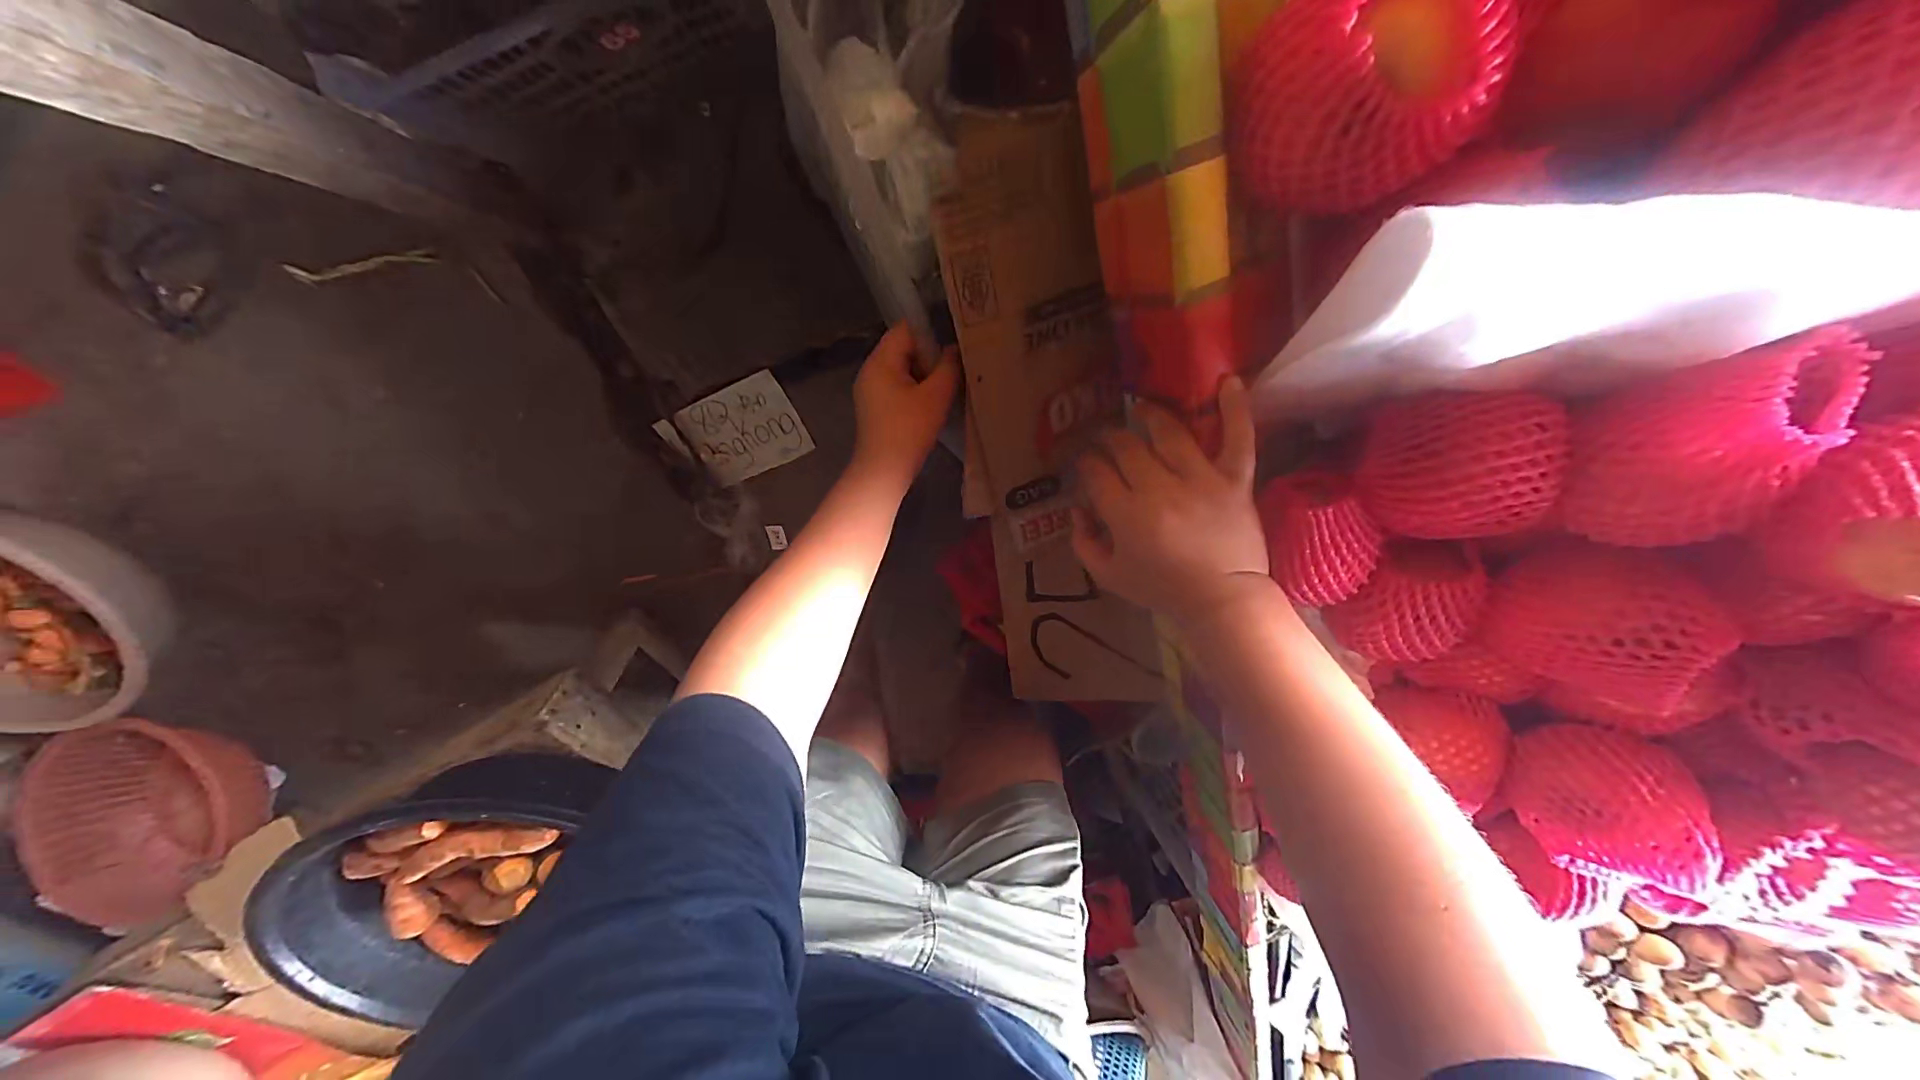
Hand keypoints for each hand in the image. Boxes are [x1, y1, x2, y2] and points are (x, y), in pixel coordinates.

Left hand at [851, 323, 959, 487]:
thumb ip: (948, 367)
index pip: (905, 329)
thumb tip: (953, 350)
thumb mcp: (936, 396)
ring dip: (923, 377)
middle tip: (951, 373)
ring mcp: (869, 390)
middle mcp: (870, 371)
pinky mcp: (874, 408)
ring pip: (901, 370)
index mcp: (880, 361)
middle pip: (902, 349)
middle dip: (928, 358)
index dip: (930, 334)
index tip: (950, 349)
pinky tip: (929, 406)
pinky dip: (913, 391)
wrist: (884, 471)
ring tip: (943, 390)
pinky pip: (896, 387)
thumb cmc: (909, 430)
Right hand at [1072, 377, 1268, 624]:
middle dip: (1110, 438)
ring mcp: (1200, 480)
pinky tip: (1228, 381)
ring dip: (1151, 415)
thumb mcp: (1108, 576)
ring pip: (1170, 433)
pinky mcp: (1234, 481)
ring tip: (1140, 409)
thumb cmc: (1162, 590)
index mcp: (1125, 513)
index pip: (1096, 473)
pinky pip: (1237, 439)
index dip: (1087, 463)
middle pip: (1126, 448)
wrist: (1221, 600)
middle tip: (1107, 439)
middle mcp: (1159, 488)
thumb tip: (1077, 511)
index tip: (1087, 464)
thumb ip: (1083, 544)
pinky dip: (1235, 409)